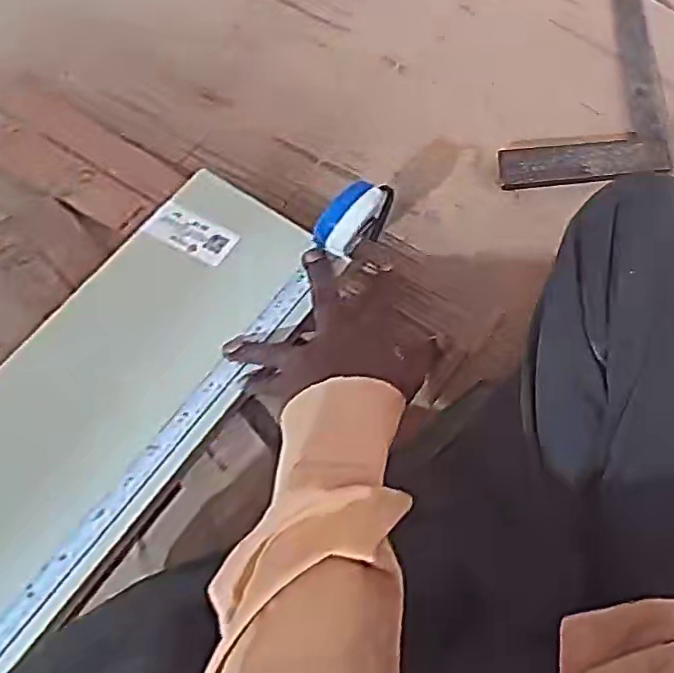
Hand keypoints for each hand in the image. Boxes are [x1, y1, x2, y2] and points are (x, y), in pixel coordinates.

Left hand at [224, 250, 447, 404]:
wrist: (344, 416)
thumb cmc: (380, 392)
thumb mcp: (410, 374)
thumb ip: (423, 356)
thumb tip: (440, 340)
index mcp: (362, 329)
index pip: (378, 297)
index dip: (382, 281)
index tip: (384, 266)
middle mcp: (330, 334)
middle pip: (324, 296)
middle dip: (319, 274)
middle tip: (310, 255)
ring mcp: (304, 356)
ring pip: (276, 343)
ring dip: (255, 343)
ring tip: (233, 345)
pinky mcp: (286, 381)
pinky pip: (266, 382)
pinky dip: (255, 383)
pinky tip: (242, 384)